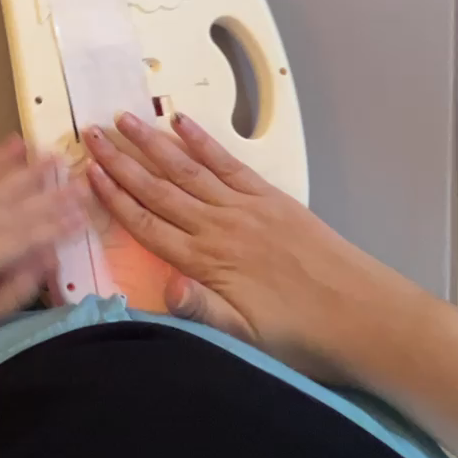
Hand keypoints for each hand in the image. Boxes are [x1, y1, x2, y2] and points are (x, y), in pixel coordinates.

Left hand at [0, 136, 86, 366]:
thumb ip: (13, 290)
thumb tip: (50, 255)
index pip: (22, 237)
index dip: (56, 224)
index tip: (85, 210)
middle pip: (11, 206)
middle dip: (49, 193)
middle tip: (81, 177)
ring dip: (25, 170)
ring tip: (56, 155)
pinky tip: (13, 145)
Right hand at [84, 112, 433, 380]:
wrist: (369, 319)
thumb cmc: (304, 337)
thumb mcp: (248, 339)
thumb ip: (201, 312)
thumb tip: (163, 286)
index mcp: (205, 262)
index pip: (147, 223)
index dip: (114, 197)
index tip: (88, 173)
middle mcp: (217, 226)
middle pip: (157, 188)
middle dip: (120, 160)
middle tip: (92, 133)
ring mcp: (242, 206)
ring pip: (186, 168)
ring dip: (151, 142)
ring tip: (124, 118)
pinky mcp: (268, 197)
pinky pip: (227, 163)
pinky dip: (202, 140)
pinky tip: (181, 121)